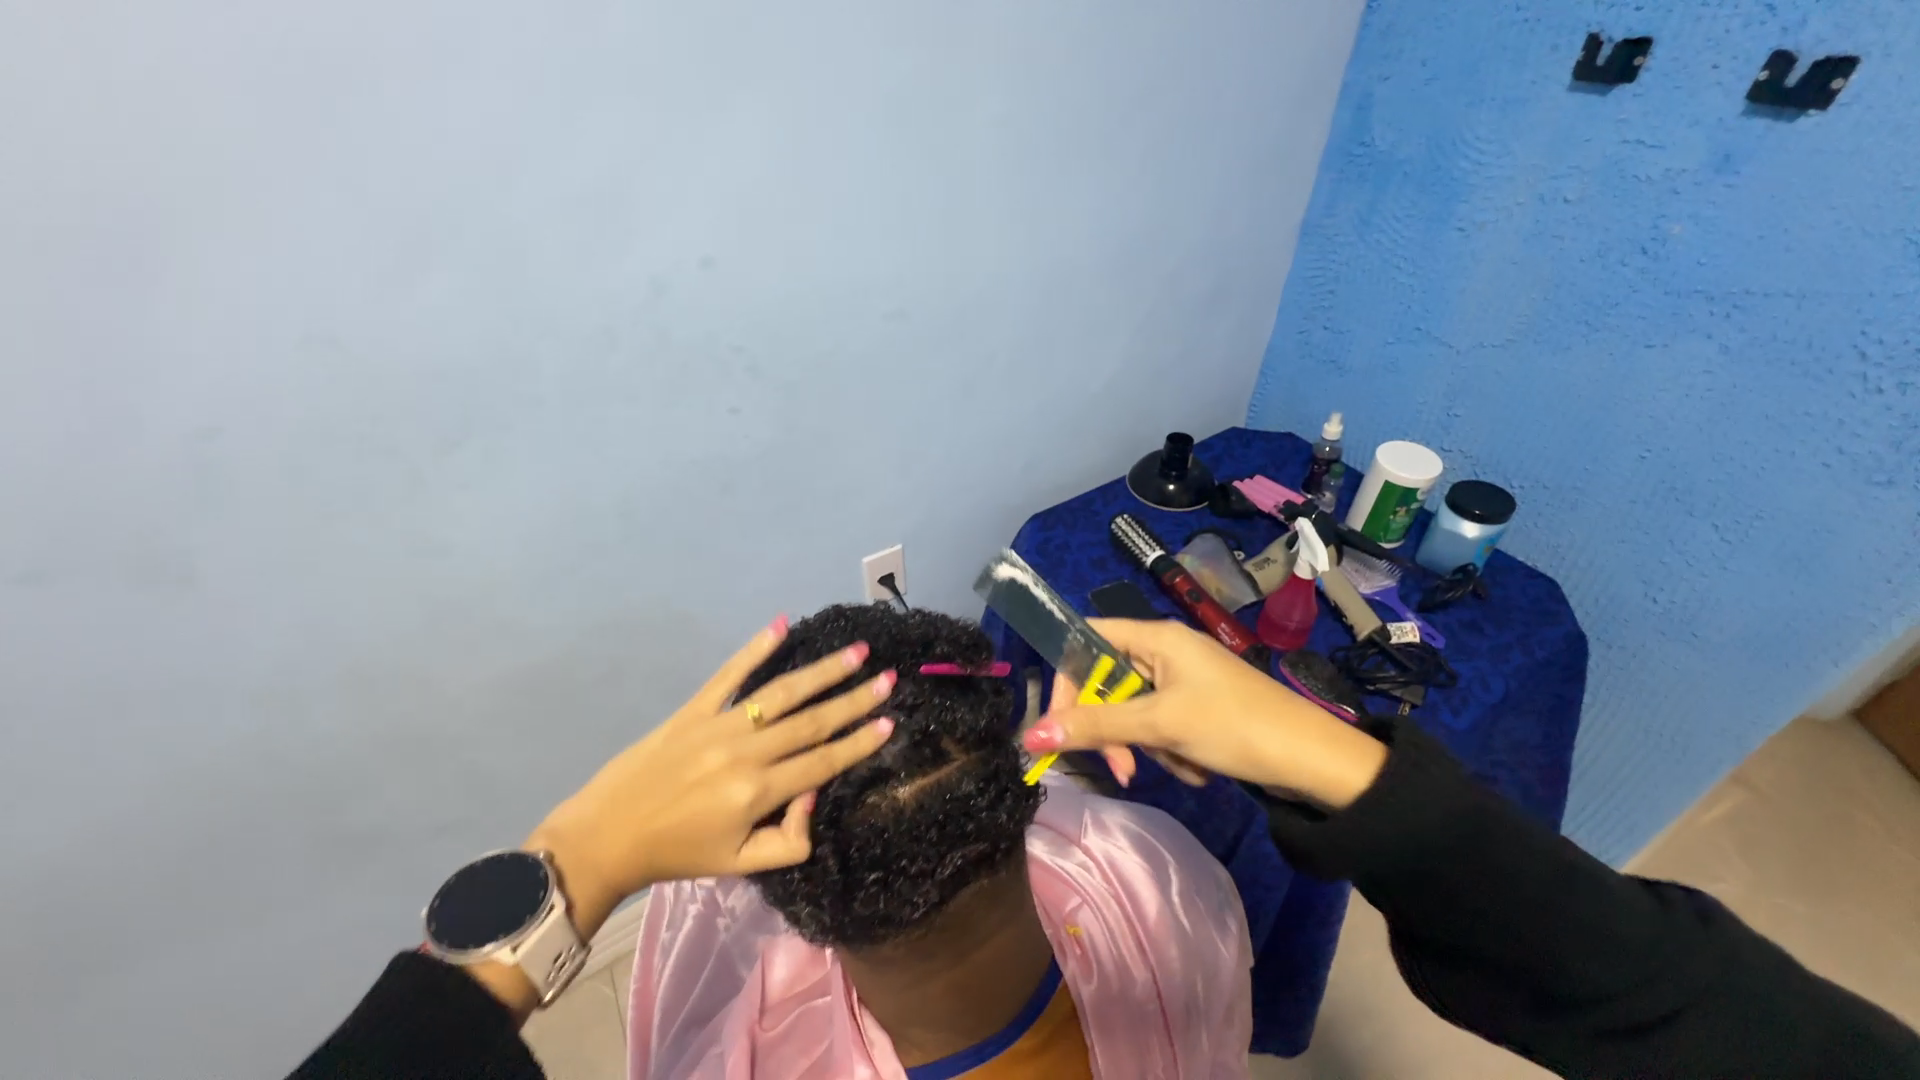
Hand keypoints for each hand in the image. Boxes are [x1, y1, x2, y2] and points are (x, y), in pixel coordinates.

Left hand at [528, 617, 895, 931]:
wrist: (607, 836)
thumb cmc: (680, 854)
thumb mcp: (741, 866)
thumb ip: (789, 839)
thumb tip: (813, 795)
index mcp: (759, 793)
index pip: (822, 762)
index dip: (859, 743)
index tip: (889, 722)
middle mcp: (746, 752)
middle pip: (812, 721)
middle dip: (855, 699)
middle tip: (889, 678)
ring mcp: (719, 725)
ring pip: (783, 692)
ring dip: (824, 670)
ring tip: (857, 652)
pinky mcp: (694, 709)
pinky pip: (730, 674)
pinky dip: (756, 648)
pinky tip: (781, 624)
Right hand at [1024, 619, 1387, 809]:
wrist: (1314, 761)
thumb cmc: (1235, 726)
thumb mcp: (1159, 725)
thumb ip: (1095, 726)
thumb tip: (1031, 734)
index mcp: (1155, 637)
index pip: (1086, 641)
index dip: (1067, 681)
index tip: (1060, 727)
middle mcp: (1164, 652)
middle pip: (1107, 683)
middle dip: (1112, 728)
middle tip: (1120, 768)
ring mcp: (1182, 682)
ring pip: (1133, 712)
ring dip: (1146, 746)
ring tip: (1179, 766)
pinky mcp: (1197, 709)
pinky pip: (1160, 728)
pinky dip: (1170, 752)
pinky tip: (1196, 769)